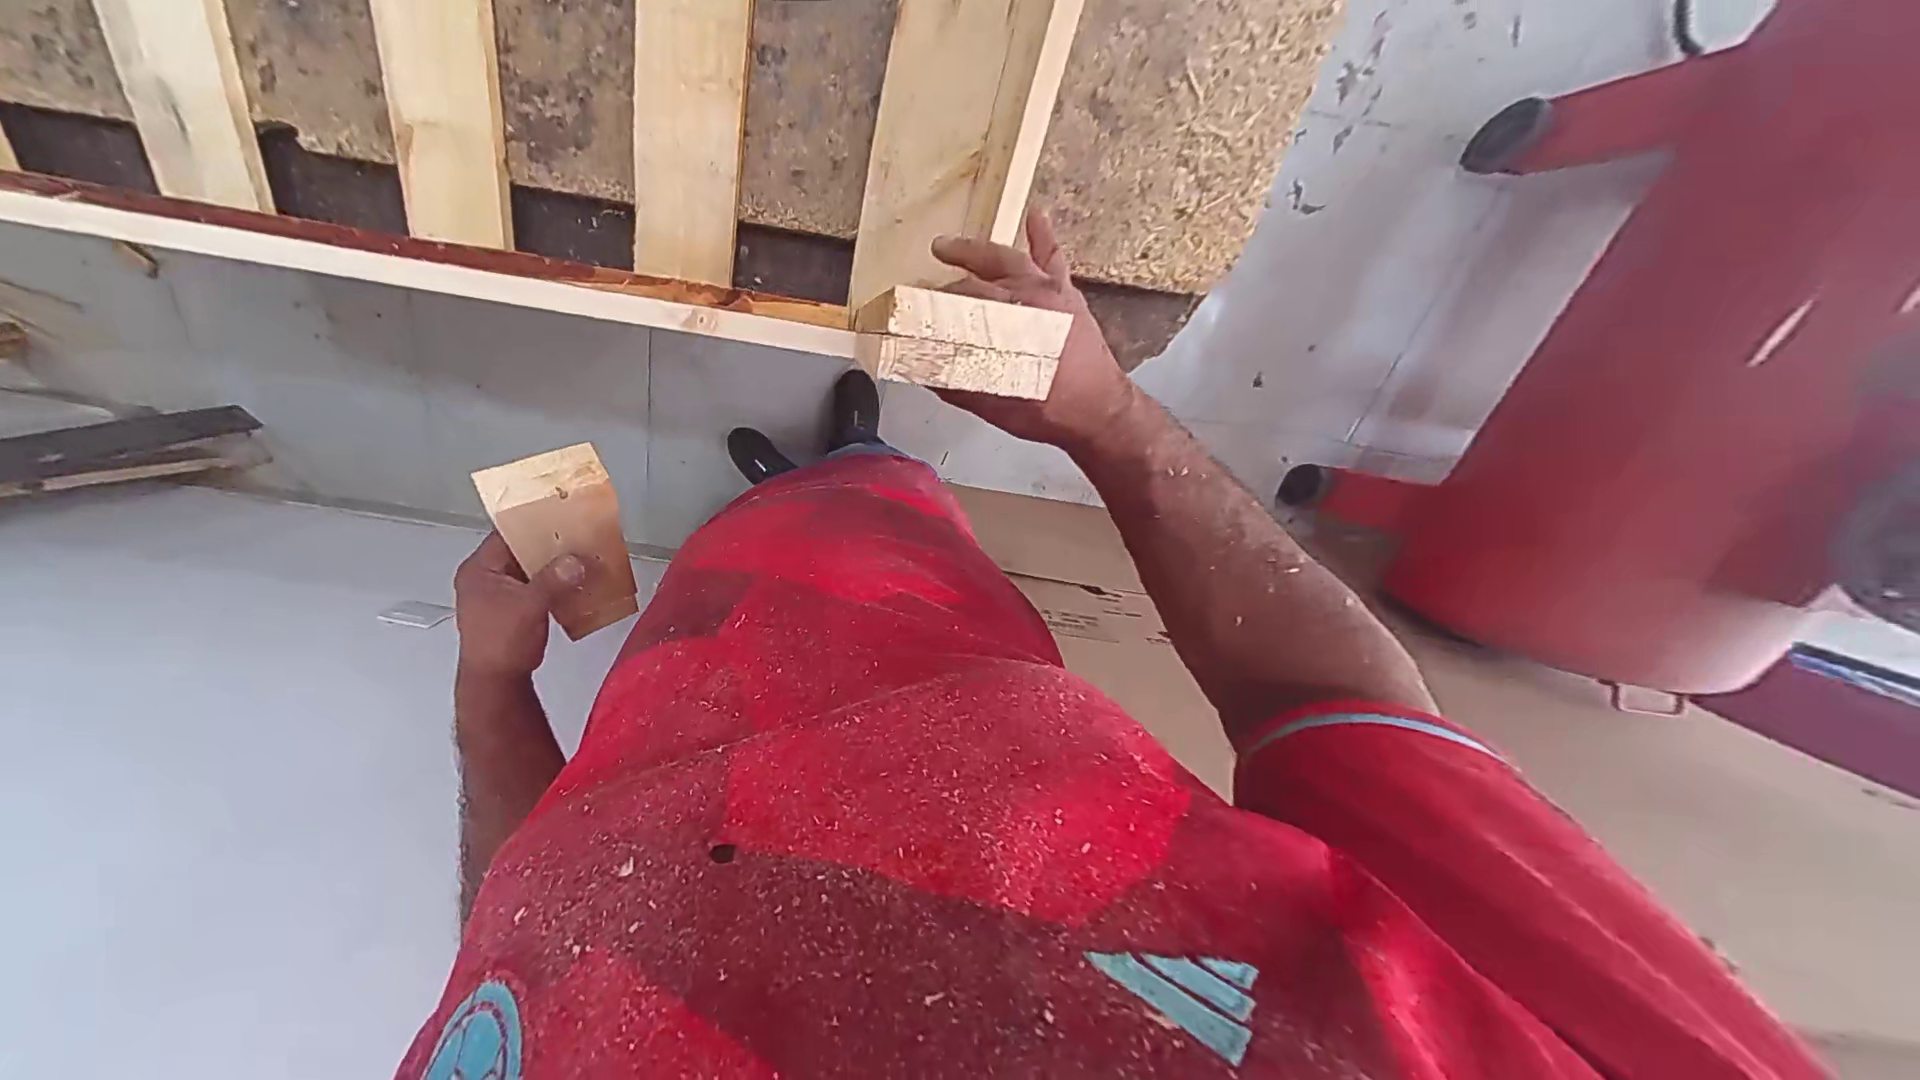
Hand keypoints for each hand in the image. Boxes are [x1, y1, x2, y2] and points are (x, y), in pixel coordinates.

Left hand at [453, 532, 585, 681]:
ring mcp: (501, 594)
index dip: (532, 523)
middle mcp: (487, 579)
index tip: (558, 514)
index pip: (505, 535)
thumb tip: (575, 561)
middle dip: (550, 546)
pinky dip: (557, 583)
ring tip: (582, 558)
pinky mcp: (515, 608)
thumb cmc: (500, 643)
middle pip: (522, 551)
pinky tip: (577, 582)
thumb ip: (554, 579)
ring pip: (533, 569)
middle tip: (578, 536)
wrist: (497, 680)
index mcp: (479, 571)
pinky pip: (539, 586)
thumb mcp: (530, 605)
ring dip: (556, 566)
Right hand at [930, 207, 1138, 450]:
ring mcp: (1049, 292)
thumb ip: (959, 386)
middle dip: (945, 289)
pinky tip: (1035, 217)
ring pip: (1006, 260)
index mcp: (1008, 324)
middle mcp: (1028, 298)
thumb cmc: (1052, 410)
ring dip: (974, 252)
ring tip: (946, 248)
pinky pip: (1052, 257)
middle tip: (922, 295)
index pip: (957, 305)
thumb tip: (927, 373)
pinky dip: (1043, 235)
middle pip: (976, 282)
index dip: (929, 310)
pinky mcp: (1067, 295)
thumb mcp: (996, 405)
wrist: (1099, 412)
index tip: (909, 317)